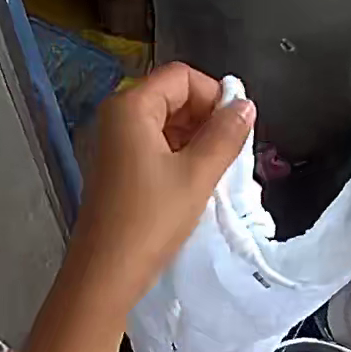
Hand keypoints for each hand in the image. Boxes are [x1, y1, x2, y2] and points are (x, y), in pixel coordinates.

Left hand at [68, 63, 254, 309]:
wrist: (105, 275)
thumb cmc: (150, 221)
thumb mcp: (197, 175)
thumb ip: (225, 135)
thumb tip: (245, 106)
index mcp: (130, 108)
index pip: (181, 76)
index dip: (215, 94)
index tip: (237, 127)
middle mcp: (115, 119)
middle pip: (171, 97)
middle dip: (206, 118)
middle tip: (230, 151)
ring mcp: (112, 147)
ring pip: (163, 126)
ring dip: (194, 141)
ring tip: (216, 171)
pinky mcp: (115, 173)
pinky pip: (152, 149)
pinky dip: (177, 158)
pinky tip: (194, 184)